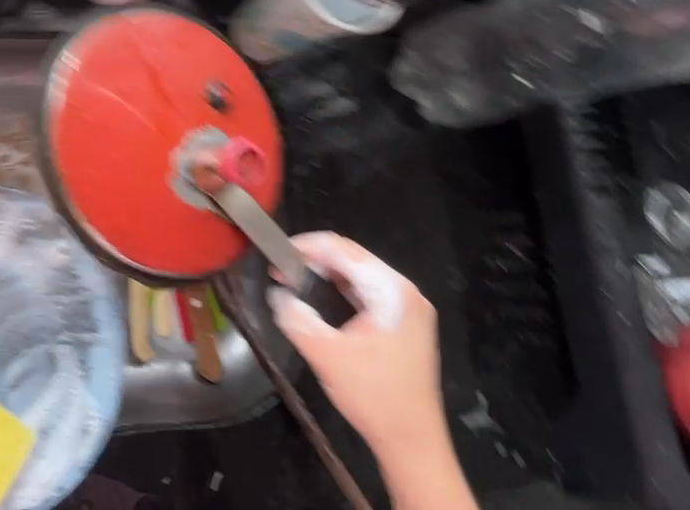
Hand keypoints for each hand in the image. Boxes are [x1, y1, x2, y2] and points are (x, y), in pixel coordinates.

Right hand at [270, 233, 474, 509]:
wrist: (413, 443)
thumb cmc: (373, 396)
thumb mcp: (326, 355)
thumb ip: (296, 318)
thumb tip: (276, 293)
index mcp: (391, 290)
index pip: (343, 250)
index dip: (306, 246)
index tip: (276, 256)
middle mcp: (405, 291)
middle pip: (353, 258)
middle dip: (315, 259)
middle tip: (282, 272)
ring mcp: (409, 308)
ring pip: (360, 274)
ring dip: (328, 273)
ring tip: (295, 280)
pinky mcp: (406, 324)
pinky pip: (369, 293)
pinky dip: (344, 290)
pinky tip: (322, 296)